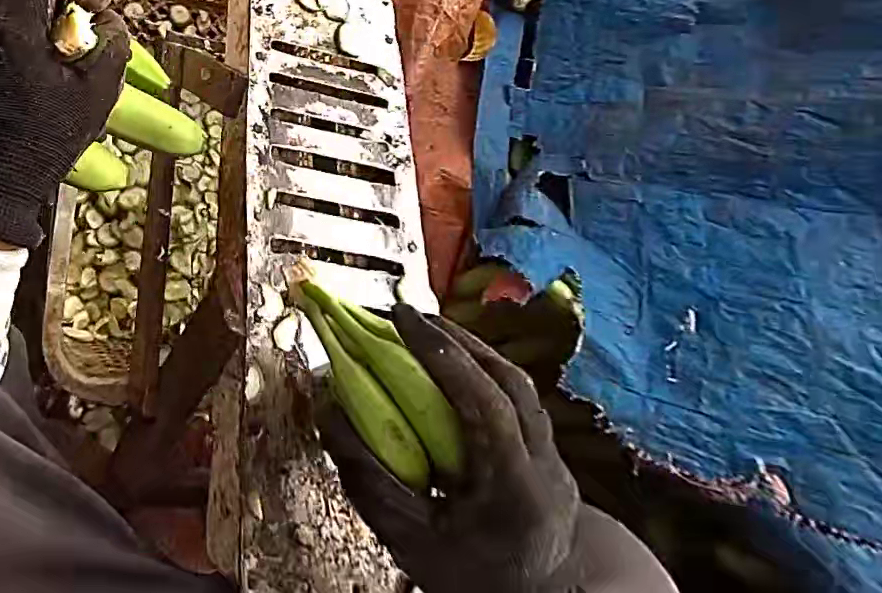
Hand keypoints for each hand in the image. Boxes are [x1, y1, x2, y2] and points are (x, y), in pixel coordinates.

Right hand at [319, 304, 579, 592]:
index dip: (443, 354)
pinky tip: (448, 363)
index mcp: (517, 492)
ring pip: (517, 382)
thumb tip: (325, 406)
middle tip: (404, 316)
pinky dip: (478, 367)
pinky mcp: (548, 452)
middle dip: (453, 338)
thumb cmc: (467, 578)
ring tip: (422, 330)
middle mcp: (547, 469)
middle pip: (508, 380)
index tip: (399, 317)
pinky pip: (515, 394)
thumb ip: (365, 475)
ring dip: (468, 348)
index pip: (486, 404)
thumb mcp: (407, 540)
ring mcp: (555, 459)